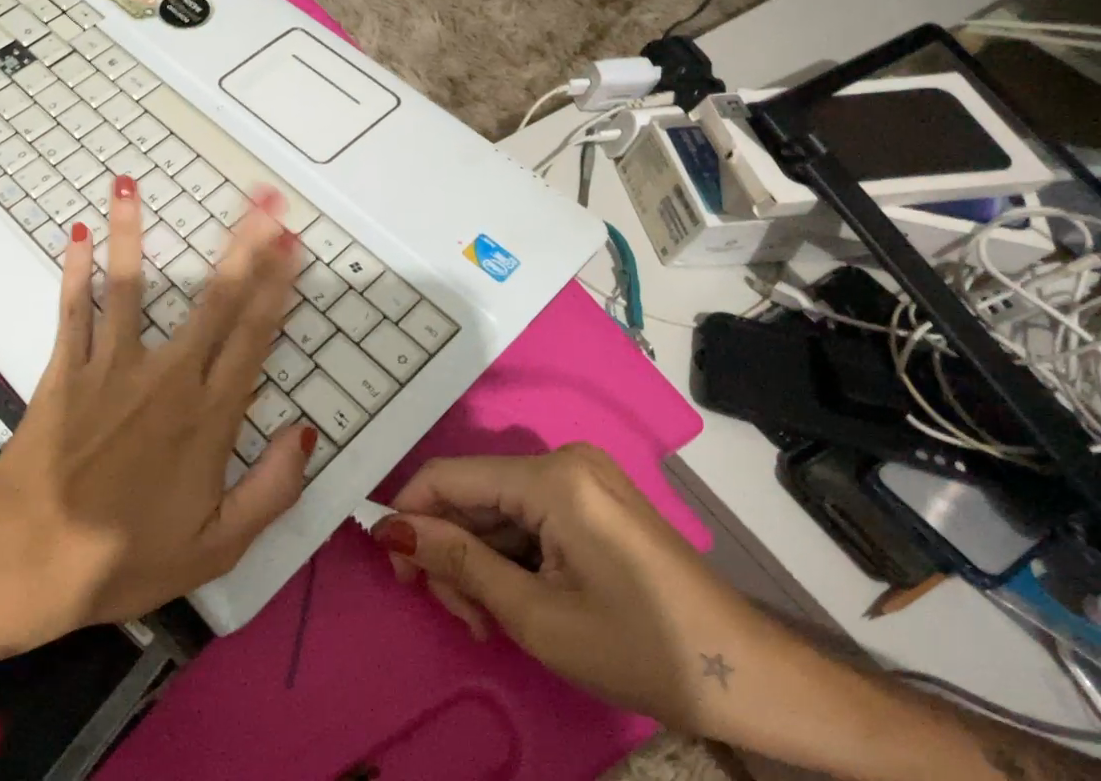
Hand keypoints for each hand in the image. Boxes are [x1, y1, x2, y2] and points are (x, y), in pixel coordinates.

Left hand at [0, 175, 313, 632]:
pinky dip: (75, 273)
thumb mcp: (219, 547)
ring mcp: (110, 368)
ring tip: (130, 183)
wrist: (28, 555)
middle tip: (259, 195)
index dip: (277, 286)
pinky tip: (74, 235)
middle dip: (239, 244)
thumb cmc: (125, 557)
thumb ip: (271, 489)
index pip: (253, 338)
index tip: (291, 240)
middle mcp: (165, 378)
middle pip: (210, 300)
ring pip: (131, 287)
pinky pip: (73, 311)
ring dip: (133, 233)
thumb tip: (305, 431)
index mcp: (208, 418)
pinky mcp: (65, 370)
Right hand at [372, 445, 764, 734]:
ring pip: (495, 513)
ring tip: (485, 623)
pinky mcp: (594, 505)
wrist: (754, 680)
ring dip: (477, 565)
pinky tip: (509, 605)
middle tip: (456, 615)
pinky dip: (508, 561)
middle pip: (470, 497)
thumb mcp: (536, 615)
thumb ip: (458, 562)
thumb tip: (389, 531)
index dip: (408, 519)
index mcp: (551, 479)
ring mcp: (583, 482)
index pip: (446, 477)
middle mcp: (564, 463)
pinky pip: (527, 521)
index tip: (395, 572)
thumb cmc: (642, 650)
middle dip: (450, 554)